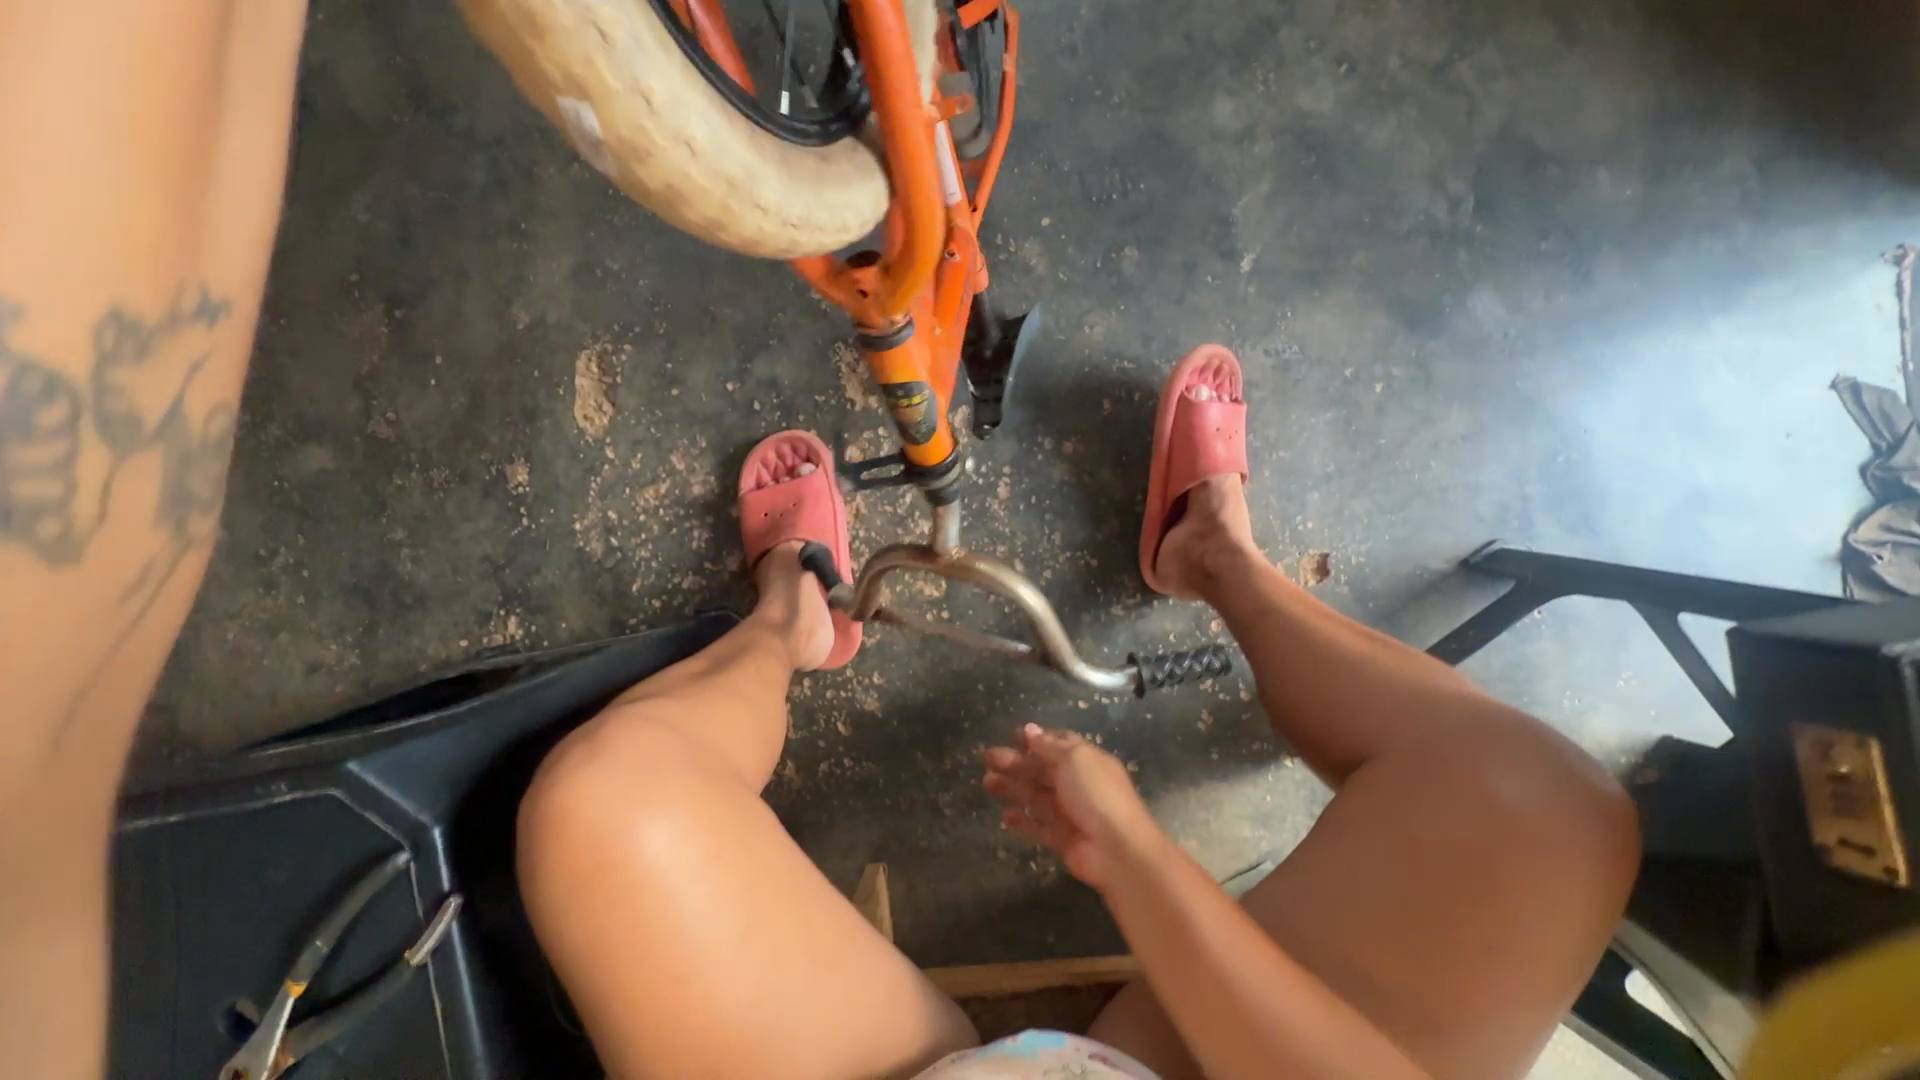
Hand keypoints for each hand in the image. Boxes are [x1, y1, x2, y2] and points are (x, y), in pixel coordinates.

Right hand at [982, 724, 1157, 890]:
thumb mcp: (1075, 758)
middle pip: (1042, 770)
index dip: (1036, 739)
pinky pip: (1038, 827)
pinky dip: (1022, 821)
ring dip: (1012, 789)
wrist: (1116, 848)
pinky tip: (1005, 815)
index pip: (1059, 744)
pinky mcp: (1062, 839)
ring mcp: (1070, 813)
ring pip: (1035, 797)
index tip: (1012, 736)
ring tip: (987, 783)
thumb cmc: (1096, 794)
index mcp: (1086, 761)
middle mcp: (1078, 784)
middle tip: (987, 758)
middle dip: (1015, 763)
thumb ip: (1049, 745)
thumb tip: (1029, 729)